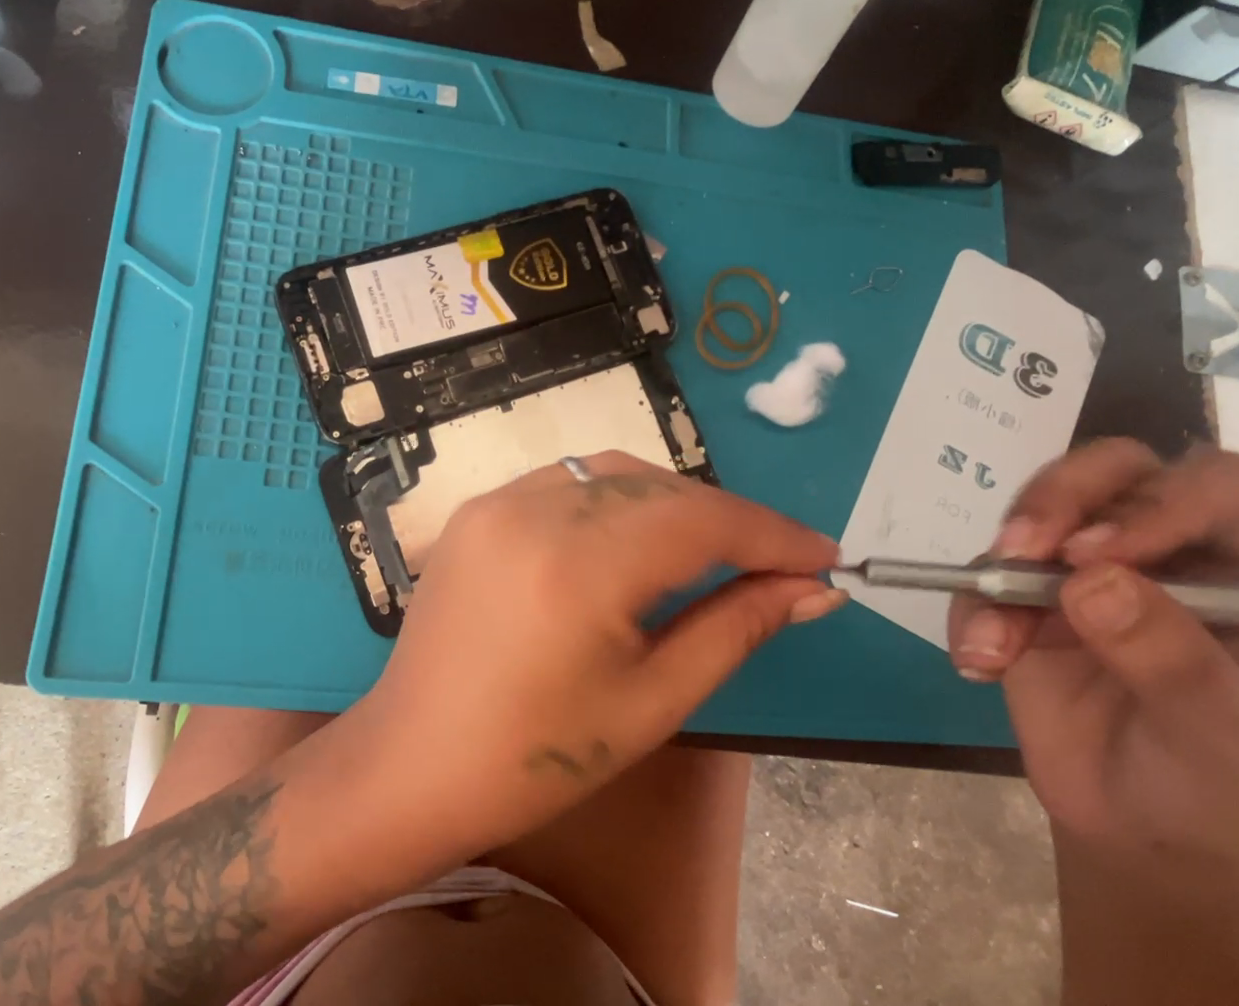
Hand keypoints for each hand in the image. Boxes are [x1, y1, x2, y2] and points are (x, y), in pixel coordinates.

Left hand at [347, 451, 845, 858]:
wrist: (414, 766)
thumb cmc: (538, 758)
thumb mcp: (652, 701)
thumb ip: (734, 628)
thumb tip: (811, 589)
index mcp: (579, 564)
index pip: (701, 520)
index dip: (772, 535)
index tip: (823, 558)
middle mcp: (534, 509)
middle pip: (659, 486)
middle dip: (725, 520)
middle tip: (773, 566)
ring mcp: (495, 503)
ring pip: (612, 473)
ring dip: (672, 503)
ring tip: (712, 554)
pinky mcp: (474, 512)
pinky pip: (565, 483)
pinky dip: (615, 501)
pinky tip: (634, 542)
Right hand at [947, 439, 1238, 896]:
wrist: (1145, 837)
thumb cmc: (1221, 784)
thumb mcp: (1221, 727)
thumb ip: (1166, 652)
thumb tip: (1087, 583)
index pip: (1213, 488)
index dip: (1157, 501)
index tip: (1099, 553)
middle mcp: (1168, 553)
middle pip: (1112, 475)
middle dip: (1059, 499)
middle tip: (1024, 545)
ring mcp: (1090, 576)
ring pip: (1036, 516)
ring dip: (1001, 561)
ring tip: (994, 634)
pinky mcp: (1028, 608)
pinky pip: (983, 582)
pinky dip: (969, 615)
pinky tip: (979, 666)